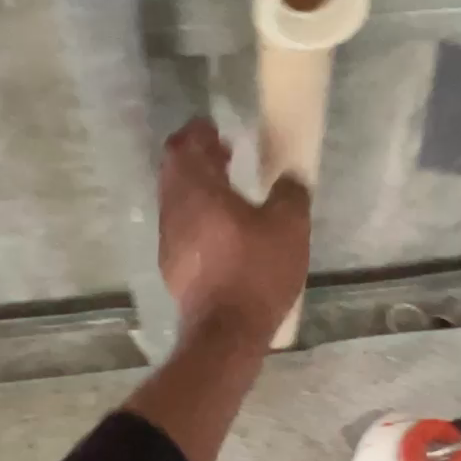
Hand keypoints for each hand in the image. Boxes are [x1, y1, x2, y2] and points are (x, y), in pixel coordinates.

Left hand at [157, 118, 310, 344]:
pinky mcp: (172, 267)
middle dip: (196, 158)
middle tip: (225, 155)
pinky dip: (197, 216)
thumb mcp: (290, 227)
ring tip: (228, 192)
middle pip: (175, 172)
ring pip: (176, 200)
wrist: (226, 332)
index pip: (183, 146)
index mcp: (197, 191)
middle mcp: (174, 210)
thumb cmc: (256, 271)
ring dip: (197, 189)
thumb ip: (291, 194)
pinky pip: (181, 227)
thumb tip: (290, 179)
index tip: (216, 129)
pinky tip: (222, 231)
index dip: (197, 133)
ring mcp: (168, 241)